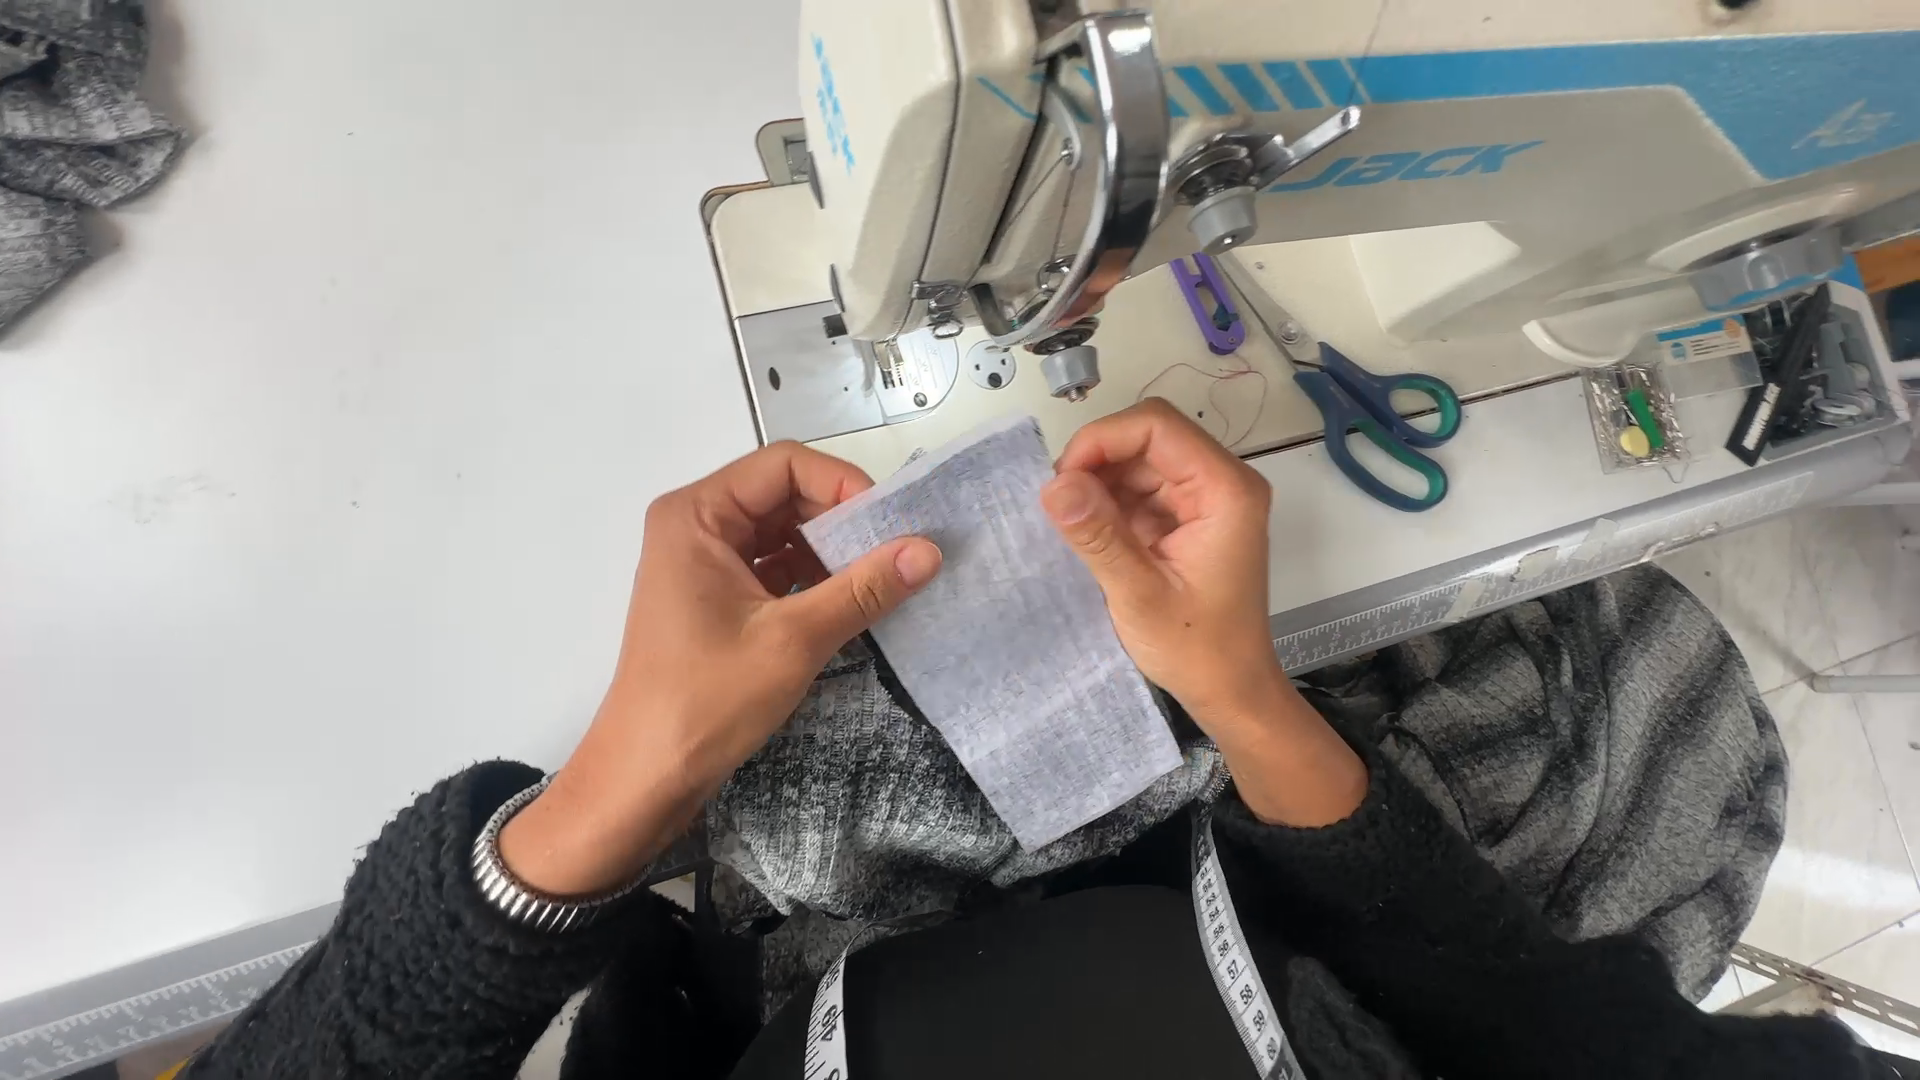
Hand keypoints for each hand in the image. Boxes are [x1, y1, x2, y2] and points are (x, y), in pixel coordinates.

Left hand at [501, 442, 941, 895]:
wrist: (647, 777)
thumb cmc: (707, 701)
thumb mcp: (795, 639)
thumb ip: (864, 589)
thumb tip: (929, 550)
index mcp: (697, 515)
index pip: (784, 464)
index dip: (843, 484)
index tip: (890, 524)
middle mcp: (697, 524)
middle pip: (785, 493)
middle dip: (842, 519)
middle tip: (895, 551)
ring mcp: (706, 560)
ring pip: (784, 530)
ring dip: (832, 550)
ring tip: (881, 576)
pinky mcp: (718, 594)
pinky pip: (776, 564)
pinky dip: (815, 576)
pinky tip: (851, 598)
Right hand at [1041, 399, 1364, 825]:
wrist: (1229, 689)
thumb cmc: (1197, 649)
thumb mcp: (1139, 594)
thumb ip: (1098, 536)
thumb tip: (1053, 485)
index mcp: (1225, 491)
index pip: (1158, 426)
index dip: (1102, 439)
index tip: (1062, 479)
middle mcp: (1219, 482)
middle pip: (1147, 437)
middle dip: (1096, 461)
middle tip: (1060, 504)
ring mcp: (1202, 498)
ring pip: (1137, 460)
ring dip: (1098, 483)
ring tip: (1071, 523)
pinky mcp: (1184, 517)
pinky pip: (1138, 488)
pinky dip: (1107, 502)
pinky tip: (1088, 532)